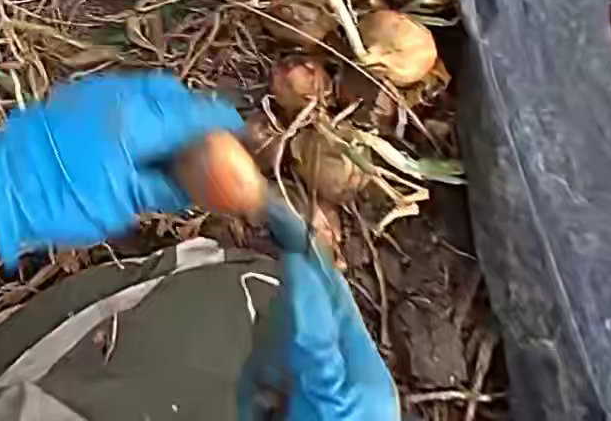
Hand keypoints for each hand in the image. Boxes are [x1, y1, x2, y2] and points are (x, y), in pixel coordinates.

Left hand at [0, 72, 242, 265]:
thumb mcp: (123, 200)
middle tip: (207, 148)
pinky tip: (142, 139)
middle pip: (175, 95)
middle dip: (196, 116)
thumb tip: (208, 183)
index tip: (242, 137)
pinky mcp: (83, 94)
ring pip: (152, 92)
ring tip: (175, 148)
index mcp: (137, 118)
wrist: (1, 183)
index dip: (223, 125)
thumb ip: (169, 183)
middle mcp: (122, 93)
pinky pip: (128, 95)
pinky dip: (146, 111)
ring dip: (171, 113)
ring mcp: (100, 89)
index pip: (194, 114)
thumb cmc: (63, 198)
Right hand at [242, 204, 398, 420]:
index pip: (324, 280)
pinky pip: (258, 376)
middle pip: (290, 313)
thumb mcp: (329, 394)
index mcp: (356, 354)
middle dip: (271, 342)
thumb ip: (314, 329)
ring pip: (268, 346)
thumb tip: (297, 261)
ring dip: (259, 375)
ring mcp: (310, 383)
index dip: (297, 242)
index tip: (265, 210)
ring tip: (268, 412)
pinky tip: (262, 414)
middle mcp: (335, 361)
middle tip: (271, 389)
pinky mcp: (286, 399)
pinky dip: (254, 392)